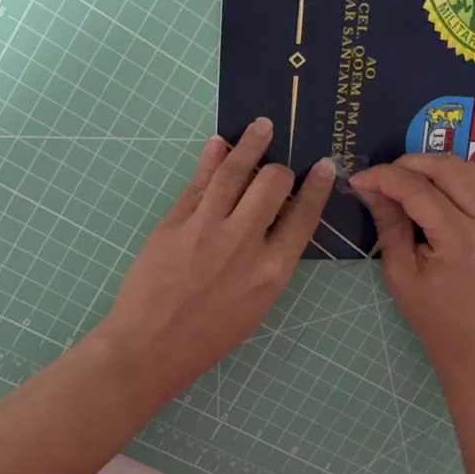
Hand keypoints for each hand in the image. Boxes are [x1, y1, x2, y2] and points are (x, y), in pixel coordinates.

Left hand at [92, 117, 332, 401]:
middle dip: (281, 167)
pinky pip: (198, 182)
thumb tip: (277, 224)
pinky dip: (211, 159)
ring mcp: (206, 228)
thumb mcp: (255, 307)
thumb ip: (269, 263)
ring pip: (234, 172)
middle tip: (281, 161)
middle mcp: (244, 243)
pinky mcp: (175, 222)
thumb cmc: (207, 338)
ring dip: (251, 144)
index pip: (304, 216)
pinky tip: (218, 144)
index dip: (318, 187)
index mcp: (272, 271)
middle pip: (272, 185)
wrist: (150, 347)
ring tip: (261, 126)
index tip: (324, 167)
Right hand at [350, 154, 474, 382]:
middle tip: (382, 178)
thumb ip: (389, 223)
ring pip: (467, 168)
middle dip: (409, 164)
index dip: (384, 178)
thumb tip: (370, 187)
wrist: (472, 340)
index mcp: (460, 240)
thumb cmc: (430, 313)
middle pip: (448, 168)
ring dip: (432, 166)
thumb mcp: (399, 271)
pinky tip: (430, 189)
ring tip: (404, 181)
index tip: (358, 179)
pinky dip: (452, 176)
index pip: (418, 190)